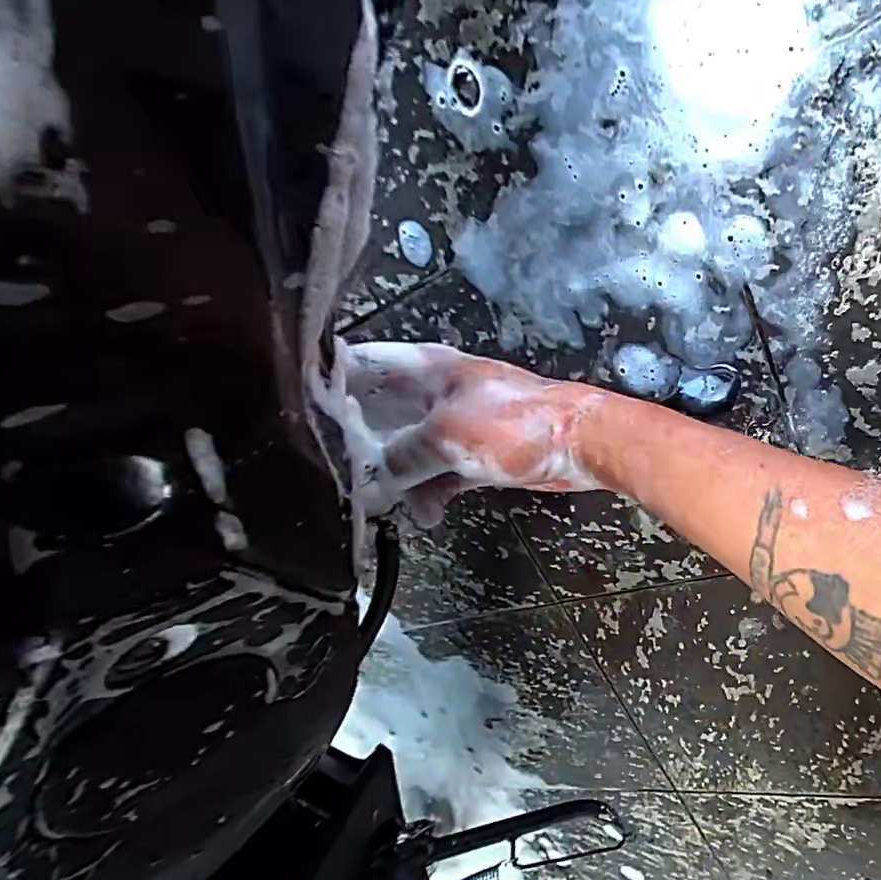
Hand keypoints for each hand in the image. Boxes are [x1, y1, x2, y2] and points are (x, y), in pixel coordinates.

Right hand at [345, 342, 606, 525]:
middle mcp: (436, 391)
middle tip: (339, 477)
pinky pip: (441, 472)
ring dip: (398, 479)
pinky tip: (423, 513)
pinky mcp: (478, 454)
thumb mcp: (446, 436)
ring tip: (383, 507)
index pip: (361, 365)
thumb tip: (370, 486)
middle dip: (362, 447)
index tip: (302, 418)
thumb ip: (402, 456)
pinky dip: (431, 492)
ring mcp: (458, 424)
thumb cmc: (517, 425)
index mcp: (426, 368)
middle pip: (383, 415)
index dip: (328, 387)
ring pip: (411, 450)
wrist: (579, 443)